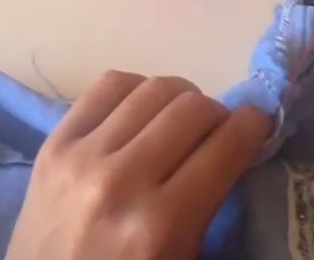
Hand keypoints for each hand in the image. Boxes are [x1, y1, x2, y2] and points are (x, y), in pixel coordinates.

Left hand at [5, 72, 271, 259]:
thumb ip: (210, 208)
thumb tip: (237, 143)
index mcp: (159, 227)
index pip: (223, 148)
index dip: (251, 126)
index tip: (259, 121)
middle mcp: (122, 182)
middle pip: (192, 108)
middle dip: (218, 113)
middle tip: (219, 129)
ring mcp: (82, 156)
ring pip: (153, 88)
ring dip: (180, 98)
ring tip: (181, 118)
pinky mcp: (55, 142)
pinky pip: (109, 85)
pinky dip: (136, 89)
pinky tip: (143, 110)